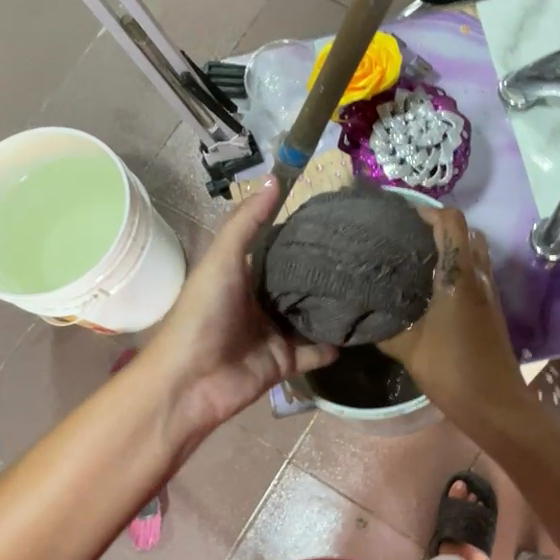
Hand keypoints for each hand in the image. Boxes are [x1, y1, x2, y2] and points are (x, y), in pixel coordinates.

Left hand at [138, 178, 336, 450]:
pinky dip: (334, 345)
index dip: (299, 233)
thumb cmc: (202, 314)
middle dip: (323, 271)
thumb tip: (274, 177)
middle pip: (297, 282)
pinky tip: (360, 329)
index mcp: (241, 275)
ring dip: (332, 306)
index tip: (333, 216)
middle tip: (362, 250)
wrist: (191, 382)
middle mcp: (258, 301)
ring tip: (369, 285)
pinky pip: (316, 352)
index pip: (275, 248)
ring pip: (310, 316)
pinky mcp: (285, 361)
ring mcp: (273, 332)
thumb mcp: (222, 260)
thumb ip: (246, 222)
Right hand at [379, 208, 527, 410]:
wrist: (495, 404)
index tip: (402, 219)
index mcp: (458, 277)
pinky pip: (477, 274)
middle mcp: (478, 277)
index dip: (429, 213)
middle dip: (441, 228)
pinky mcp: (492, 309)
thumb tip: (358, 316)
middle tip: (409, 238)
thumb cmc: (451, 370)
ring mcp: (489, 293)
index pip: (452, 223)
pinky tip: (434, 288)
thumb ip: (383, 328)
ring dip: (452, 249)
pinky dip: (459, 269)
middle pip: (467, 233)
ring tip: (418, 260)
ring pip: (475, 253)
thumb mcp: (407, 349)